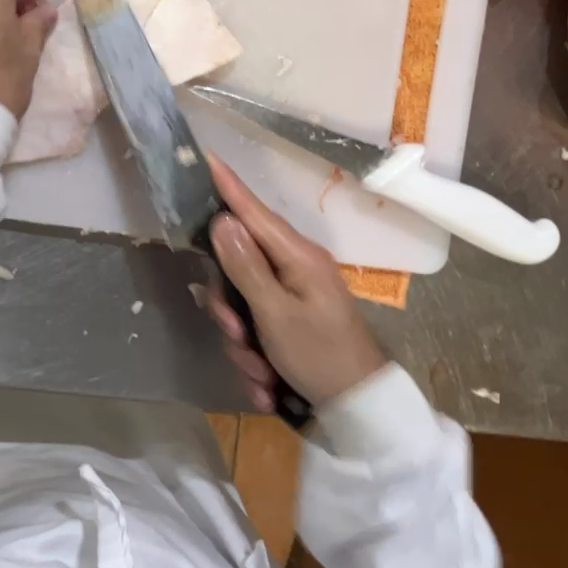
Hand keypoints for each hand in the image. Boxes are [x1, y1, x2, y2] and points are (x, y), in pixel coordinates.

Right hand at [205, 154, 387, 410]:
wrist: (360, 411)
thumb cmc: (320, 355)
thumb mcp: (276, 313)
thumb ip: (246, 266)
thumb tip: (222, 220)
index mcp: (297, 257)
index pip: (253, 212)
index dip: (228, 187)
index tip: (207, 157)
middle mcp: (293, 269)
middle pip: (236, 267)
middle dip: (229, 308)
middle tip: (238, 334)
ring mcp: (291, 297)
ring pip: (239, 304)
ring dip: (242, 342)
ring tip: (261, 372)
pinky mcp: (288, 322)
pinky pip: (252, 330)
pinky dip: (254, 359)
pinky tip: (269, 384)